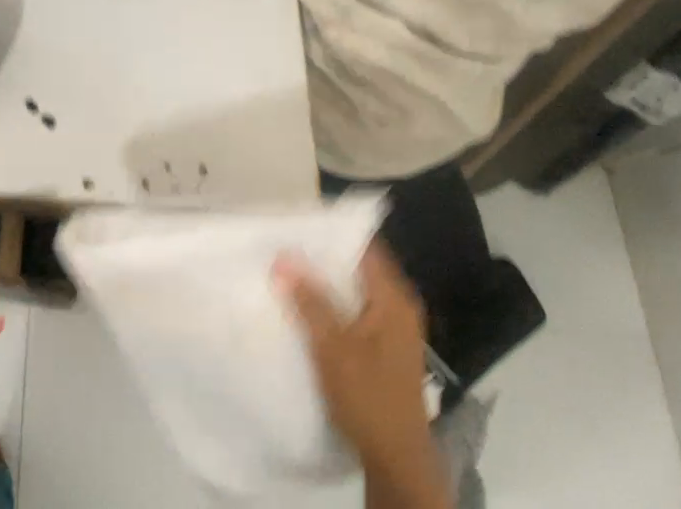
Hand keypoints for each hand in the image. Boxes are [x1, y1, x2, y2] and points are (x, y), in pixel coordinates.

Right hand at [274, 245, 431, 471]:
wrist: (396, 456)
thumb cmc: (367, 396)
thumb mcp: (332, 347)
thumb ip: (309, 301)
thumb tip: (284, 257)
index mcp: (394, 299)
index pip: (364, 248)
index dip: (331, 234)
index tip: (295, 224)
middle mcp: (399, 308)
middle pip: (358, 269)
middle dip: (321, 259)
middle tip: (281, 248)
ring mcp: (393, 330)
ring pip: (354, 292)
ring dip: (324, 285)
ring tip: (285, 274)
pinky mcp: (383, 349)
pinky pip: (354, 312)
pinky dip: (331, 307)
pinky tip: (303, 311)